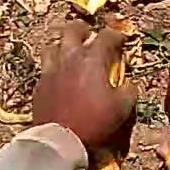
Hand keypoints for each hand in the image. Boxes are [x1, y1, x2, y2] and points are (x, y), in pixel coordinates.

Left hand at [32, 22, 135, 154]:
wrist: (60, 140)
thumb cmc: (94, 121)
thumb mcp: (123, 107)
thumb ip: (129, 90)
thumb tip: (129, 84)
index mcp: (92, 59)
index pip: (107, 36)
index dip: (117, 35)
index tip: (122, 40)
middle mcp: (70, 57)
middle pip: (73, 30)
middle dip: (84, 29)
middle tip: (90, 34)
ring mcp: (51, 69)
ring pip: (54, 44)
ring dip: (63, 43)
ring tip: (70, 50)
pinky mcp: (40, 83)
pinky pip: (45, 66)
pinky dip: (54, 64)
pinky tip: (59, 73)